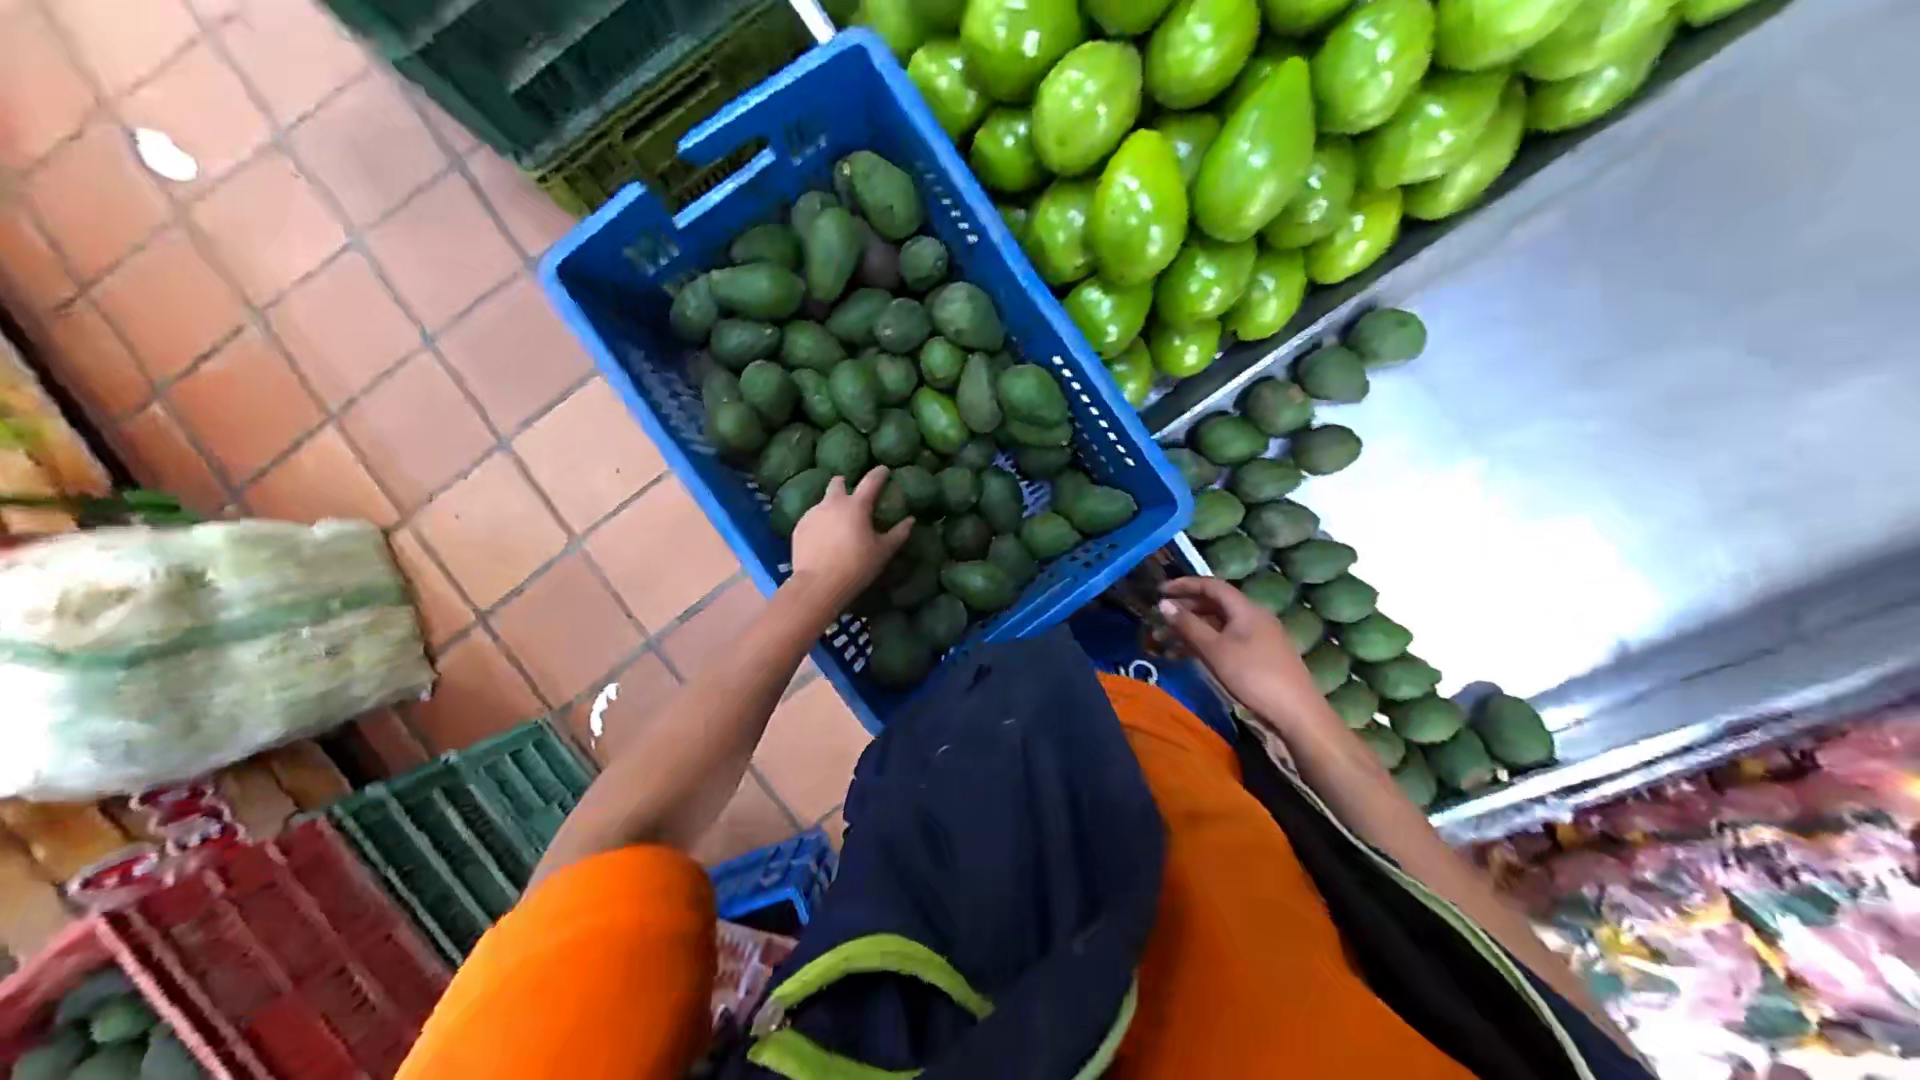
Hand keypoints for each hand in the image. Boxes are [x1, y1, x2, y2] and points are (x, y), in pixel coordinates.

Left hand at [791, 467, 913, 609]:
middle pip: (837, 483)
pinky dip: (820, 523)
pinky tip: (823, 539)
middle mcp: (832, 503)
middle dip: (844, 484)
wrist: (819, 584)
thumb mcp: (883, 552)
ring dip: (831, 507)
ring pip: (823, 502)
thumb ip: (898, 534)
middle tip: (851, 494)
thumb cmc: (856, 566)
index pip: (871, 481)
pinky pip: (812, 518)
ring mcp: (812, 514)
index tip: (884, 469)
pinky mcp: (799, 527)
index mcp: (856, 506)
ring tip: (837, 524)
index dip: (879, 473)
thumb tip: (910, 520)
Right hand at [1158, 577, 1337, 734]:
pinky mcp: (1260, 655)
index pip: (1212, 586)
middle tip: (1160, 617)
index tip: (1159, 591)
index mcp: (1246, 609)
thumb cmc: (1253, 675)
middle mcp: (1254, 617)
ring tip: (1165, 641)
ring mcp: (1259, 637)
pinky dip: (1205, 643)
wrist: (1296, 712)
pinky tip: (1187, 656)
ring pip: (1218, 625)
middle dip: (1185, 609)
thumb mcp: (1214, 650)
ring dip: (1192, 629)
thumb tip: (1163, 604)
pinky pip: (1226, 640)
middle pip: (1215, 604)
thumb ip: (1188, 625)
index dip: (1184, 585)